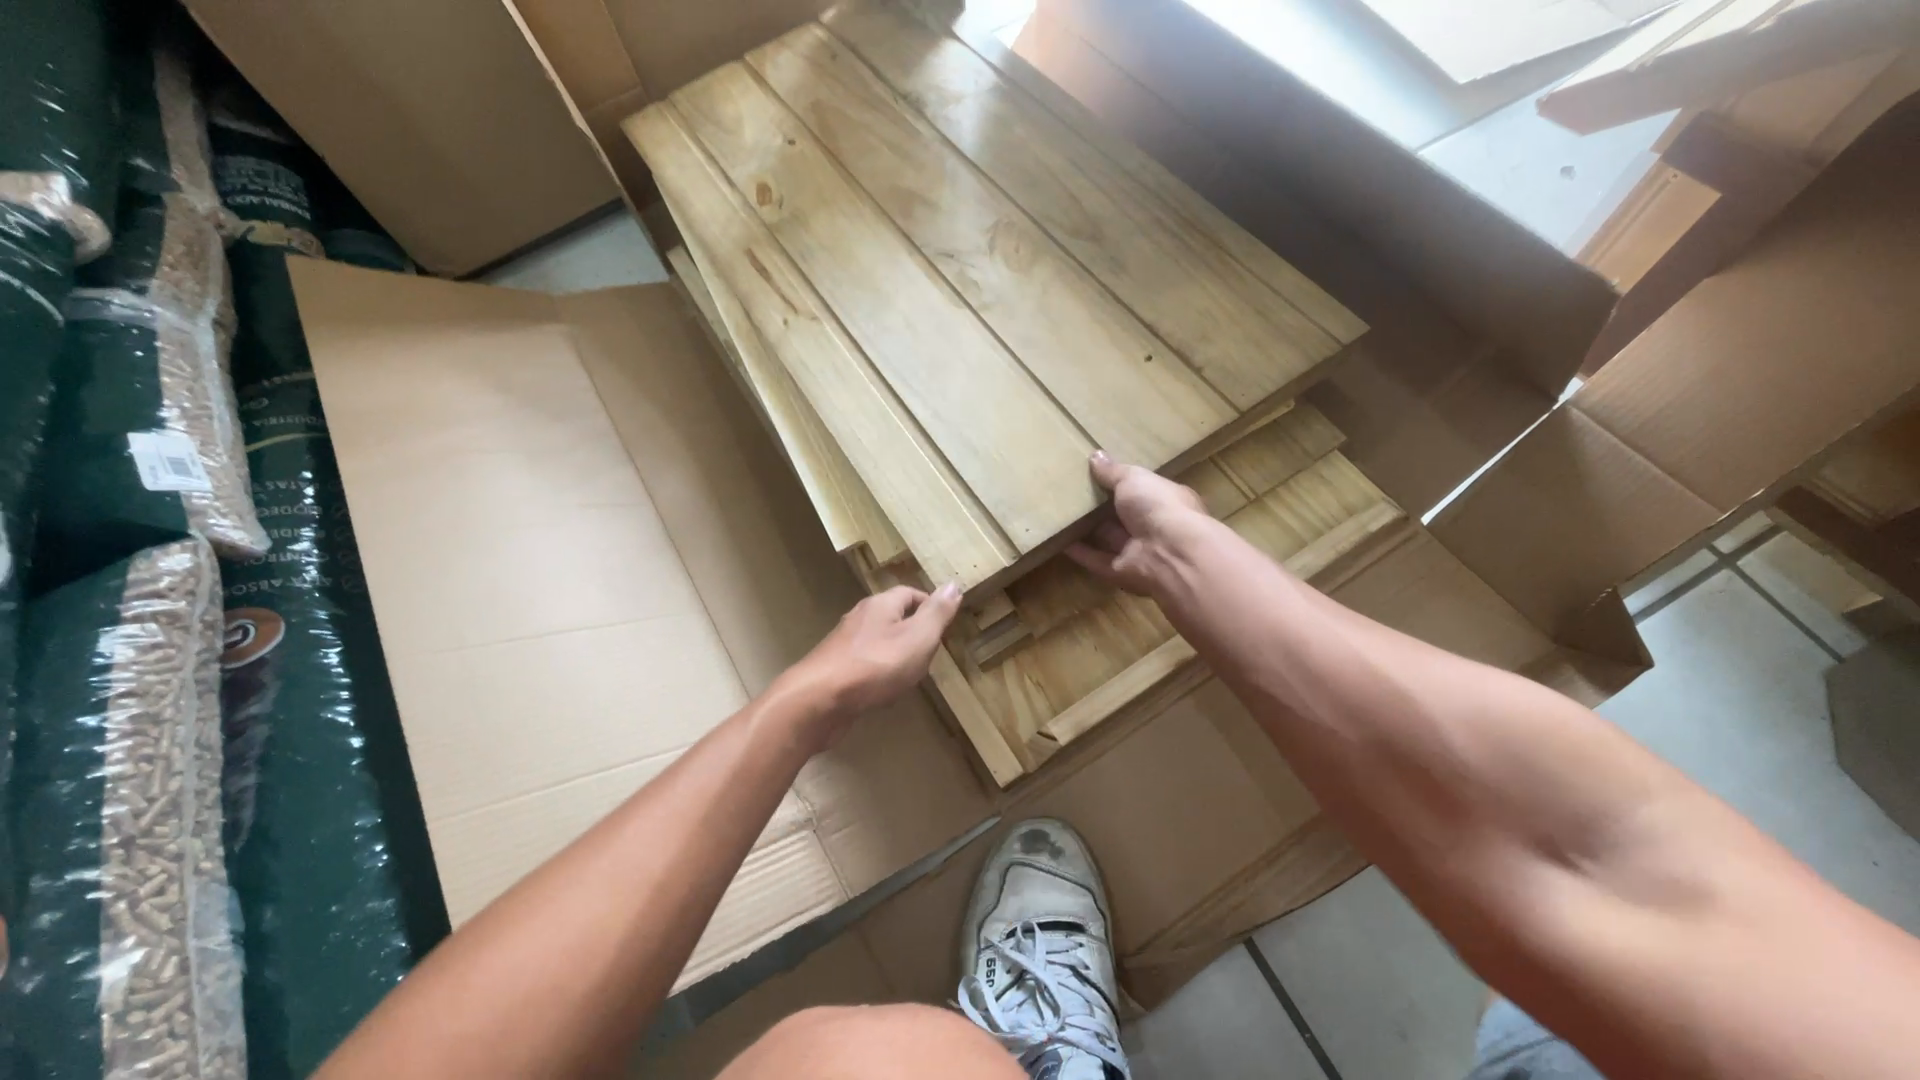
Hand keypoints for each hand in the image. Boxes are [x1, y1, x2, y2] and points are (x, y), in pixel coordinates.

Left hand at [774, 583, 962, 747]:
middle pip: (891, 616)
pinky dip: (878, 672)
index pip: (909, 593)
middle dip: (913, 630)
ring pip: (877, 641)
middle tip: (932, 651)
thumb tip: (954, 584)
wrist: (819, 701)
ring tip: (912, 672)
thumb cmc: (876, 666)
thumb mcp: (918, 638)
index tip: (945, 625)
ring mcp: (843, 645)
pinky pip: (863, 665)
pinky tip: (884, 690)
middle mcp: (859, 618)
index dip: (930, 606)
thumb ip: (937, 613)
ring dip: (895, 653)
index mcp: (880, 605)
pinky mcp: (833, 670)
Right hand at [1067, 450, 1211, 595]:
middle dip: (1099, 507)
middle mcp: (1151, 528)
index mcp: (1163, 501)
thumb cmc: (1158, 506)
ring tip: (1058, 514)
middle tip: (1069, 492)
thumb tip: (1096, 456)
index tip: (1094, 474)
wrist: (1170, 553)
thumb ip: (1113, 471)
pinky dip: (1078, 551)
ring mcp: (1136, 552)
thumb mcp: (1134, 478)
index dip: (1119, 483)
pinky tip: (1058, 540)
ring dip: (1086, 529)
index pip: (1139, 491)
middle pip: (1121, 516)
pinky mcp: (1119, 572)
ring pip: (1106, 538)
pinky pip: (1095, 559)